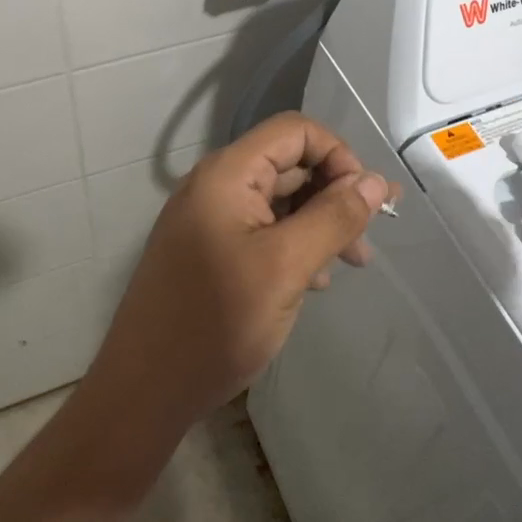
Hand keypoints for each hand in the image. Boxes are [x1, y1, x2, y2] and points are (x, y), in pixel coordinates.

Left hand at [90, 112, 394, 429]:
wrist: (145, 390)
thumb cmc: (216, 322)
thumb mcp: (285, 267)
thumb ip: (333, 218)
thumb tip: (376, 181)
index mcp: (227, 173)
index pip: (295, 131)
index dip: (338, 155)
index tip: (365, 203)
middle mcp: (216, 185)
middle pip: (289, 164)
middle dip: (334, 193)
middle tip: (367, 241)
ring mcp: (210, 219)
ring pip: (280, 200)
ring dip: (319, 222)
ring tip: (350, 264)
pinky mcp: (209, 251)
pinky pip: (262, 230)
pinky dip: (295, 244)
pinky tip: (314, 281)